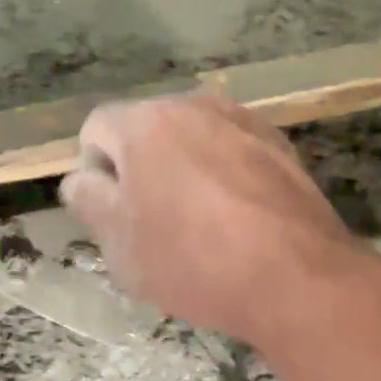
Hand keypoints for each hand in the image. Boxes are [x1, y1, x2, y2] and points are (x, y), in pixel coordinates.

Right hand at [60, 89, 380, 345]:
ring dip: (186, 168)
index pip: (97, 130)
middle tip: (155, 224)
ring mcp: (244, 120)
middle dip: (142, 167)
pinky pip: (233, 150)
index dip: (96, 172)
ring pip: (194, 139)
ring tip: (202, 223)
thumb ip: (90, 201)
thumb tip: (82, 178)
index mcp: (146, 121)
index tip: (116, 215)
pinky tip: (240, 218)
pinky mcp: (280, 142)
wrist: (298, 275)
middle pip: (148, 129)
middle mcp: (195, 105)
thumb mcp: (121, 245)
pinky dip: (226, 173)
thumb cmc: (195, 261)